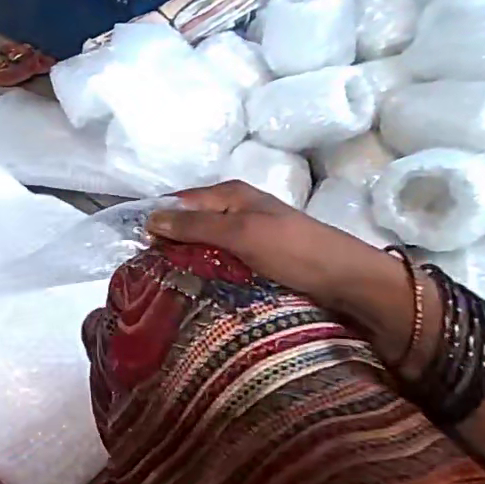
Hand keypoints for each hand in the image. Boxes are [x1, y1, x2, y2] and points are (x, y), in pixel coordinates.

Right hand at [148, 181, 402, 322]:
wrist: (349, 282)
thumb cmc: (295, 251)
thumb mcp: (242, 233)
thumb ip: (196, 226)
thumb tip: (150, 219)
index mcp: (231, 194)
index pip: (179, 203)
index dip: (157, 221)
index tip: (135, 249)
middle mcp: (235, 211)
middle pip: (188, 224)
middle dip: (167, 244)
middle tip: (146, 272)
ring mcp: (245, 236)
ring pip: (200, 245)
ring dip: (184, 262)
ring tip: (163, 284)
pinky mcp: (253, 260)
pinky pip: (216, 263)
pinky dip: (203, 273)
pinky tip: (192, 289)